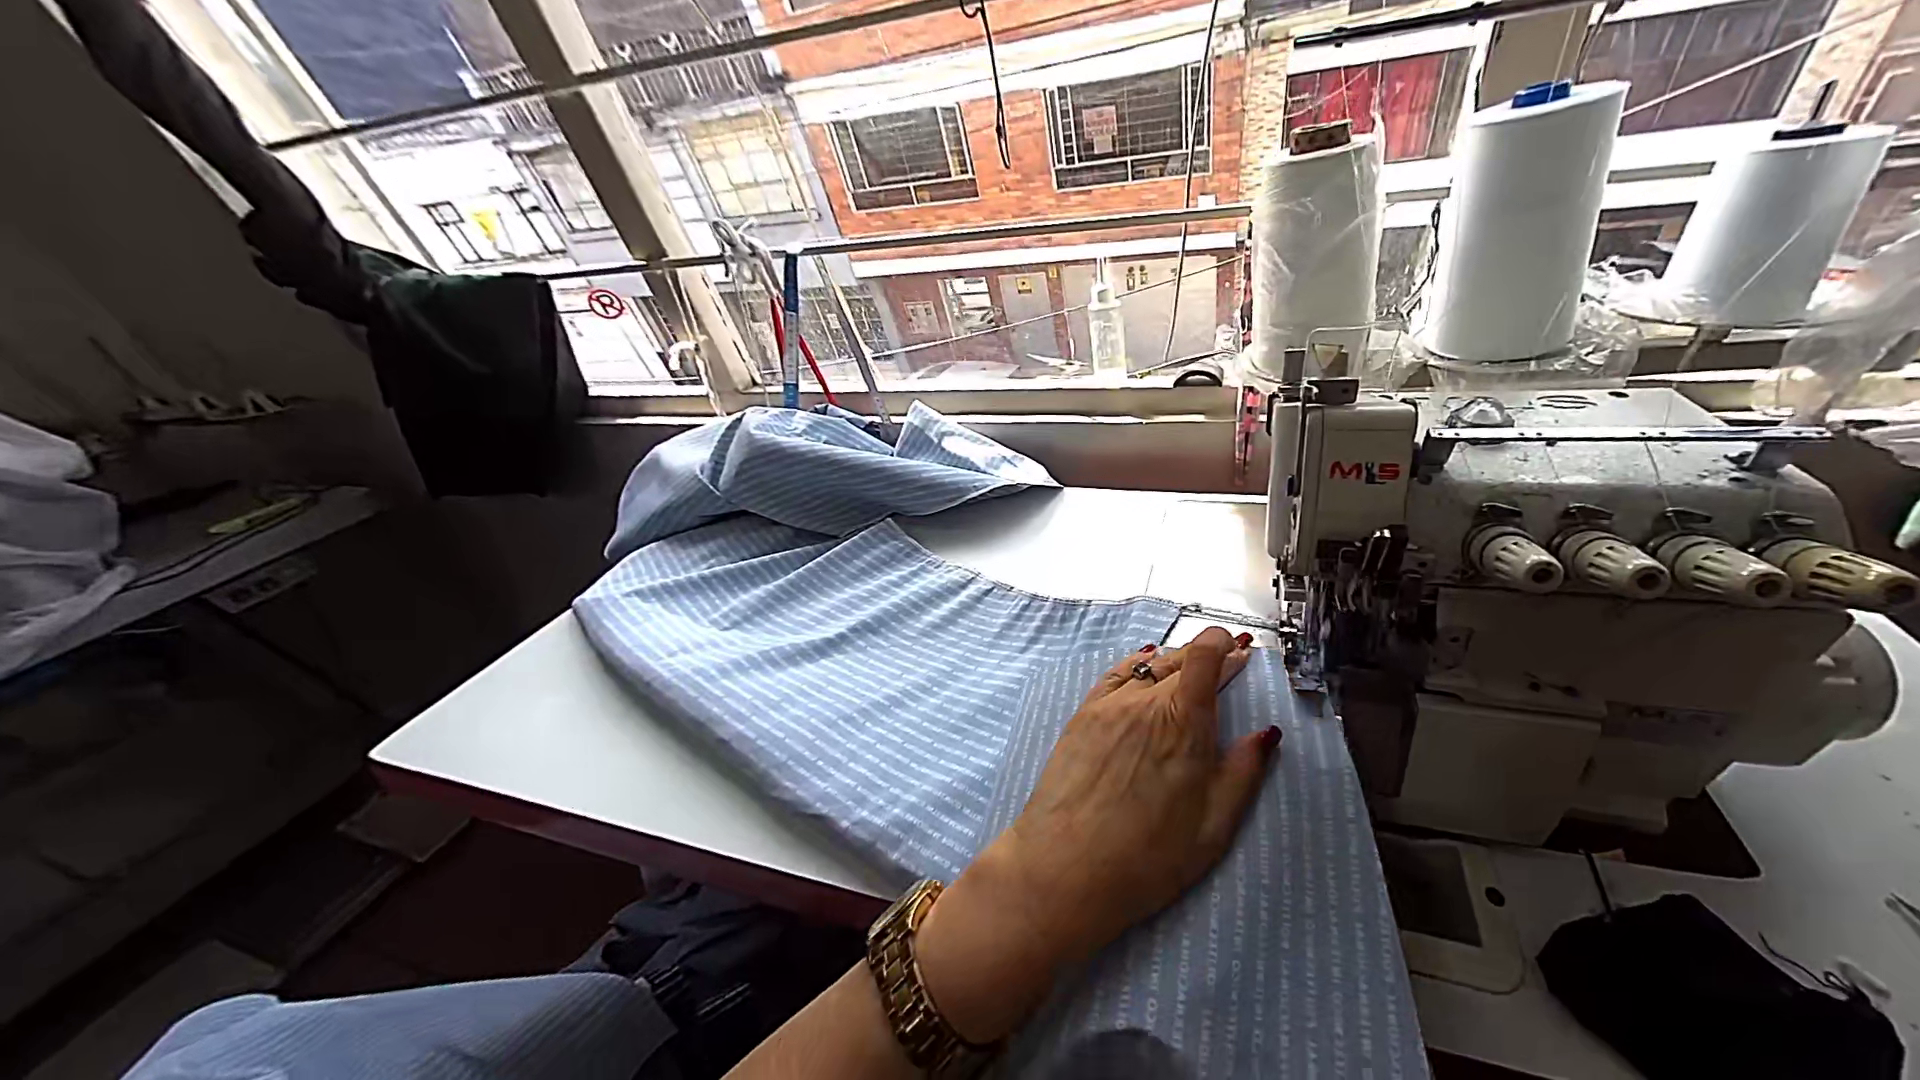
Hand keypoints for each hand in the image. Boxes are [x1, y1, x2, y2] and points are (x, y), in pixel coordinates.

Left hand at [914, 627, 1280, 1043]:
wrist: (1065, 866)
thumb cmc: (1147, 857)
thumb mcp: (1214, 824)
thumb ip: (1243, 771)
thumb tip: (1266, 734)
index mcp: (1182, 721)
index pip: (1204, 657)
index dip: (1223, 645)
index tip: (1238, 648)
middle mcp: (1144, 702)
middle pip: (1179, 661)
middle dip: (1207, 657)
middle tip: (1226, 662)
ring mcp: (1108, 707)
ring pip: (1147, 667)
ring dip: (1173, 661)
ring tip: (1190, 666)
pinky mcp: (1082, 717)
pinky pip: (1114, 676)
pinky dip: (1135, 665)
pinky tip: (1143, 664)